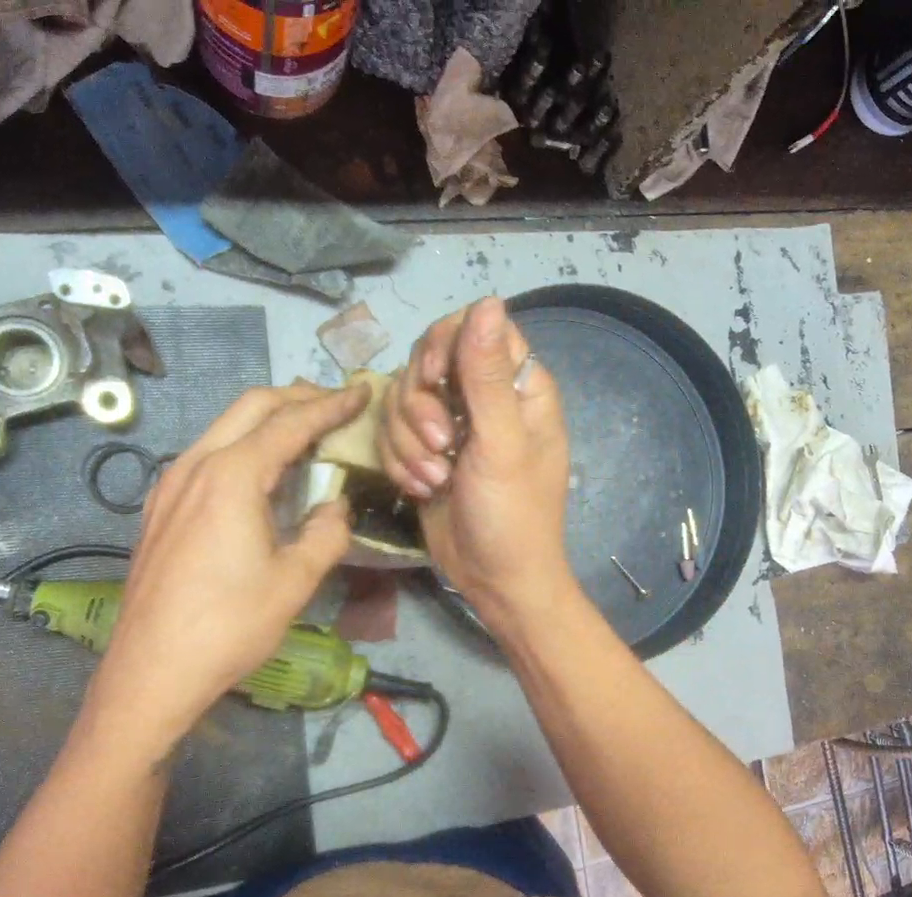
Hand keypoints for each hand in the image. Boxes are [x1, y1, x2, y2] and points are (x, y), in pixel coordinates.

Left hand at [82, 382, 370, 759]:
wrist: (152, 669)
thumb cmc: (229, 626)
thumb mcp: (294, 582)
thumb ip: (326, 534)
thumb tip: (335, 508)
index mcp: (232, 475)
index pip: (290, 423)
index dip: (330, 405)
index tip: (361, 392)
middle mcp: (196, 465)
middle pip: (251, 408)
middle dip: (296, 398)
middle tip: (336, 404)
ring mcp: (171, 484)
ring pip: (224, 428)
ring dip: (267, 421)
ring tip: (305, 433)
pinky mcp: (161, 507)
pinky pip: (207, 456)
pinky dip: (242, 446)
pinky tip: (261, 473)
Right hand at [379, 298, 575, 629]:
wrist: (494, 580)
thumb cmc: (513, 515)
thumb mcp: (501, 444)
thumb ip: (487, 374)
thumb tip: (487, 301)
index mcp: (518, 386)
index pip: (473, 327)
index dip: (443, 345)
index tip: (432, 378)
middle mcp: (483, 397)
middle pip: (427, 360)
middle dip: (420, 405)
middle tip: (441, 445)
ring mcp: (452, 424)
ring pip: (403, 398)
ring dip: (408, 441)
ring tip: (435, 479)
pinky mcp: (425, 451)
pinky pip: (392, 432)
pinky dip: (400, 460)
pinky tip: (421, 488)